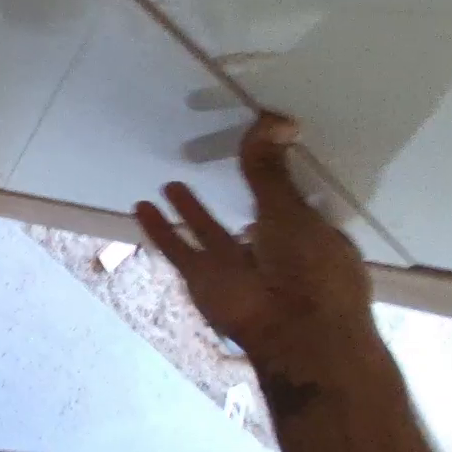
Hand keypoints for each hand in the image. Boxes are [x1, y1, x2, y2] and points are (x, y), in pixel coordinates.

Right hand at [135, 114, 375, 362]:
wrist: (292, 332)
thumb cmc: (308, 270)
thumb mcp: (289, 212)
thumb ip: (269, 170)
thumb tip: (273, 119)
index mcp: (311, 239)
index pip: (292, 204)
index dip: (275, 181)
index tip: (258, 156)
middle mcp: (275, 251)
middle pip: (249, 217)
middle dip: (232, 197)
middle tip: (210, 165)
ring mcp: (236, 266)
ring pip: (210, 231)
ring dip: (191, 210)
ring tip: (170, 183)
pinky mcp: (202, 276)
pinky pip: (176, 246)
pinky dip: (158, 227)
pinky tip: (139, 206)